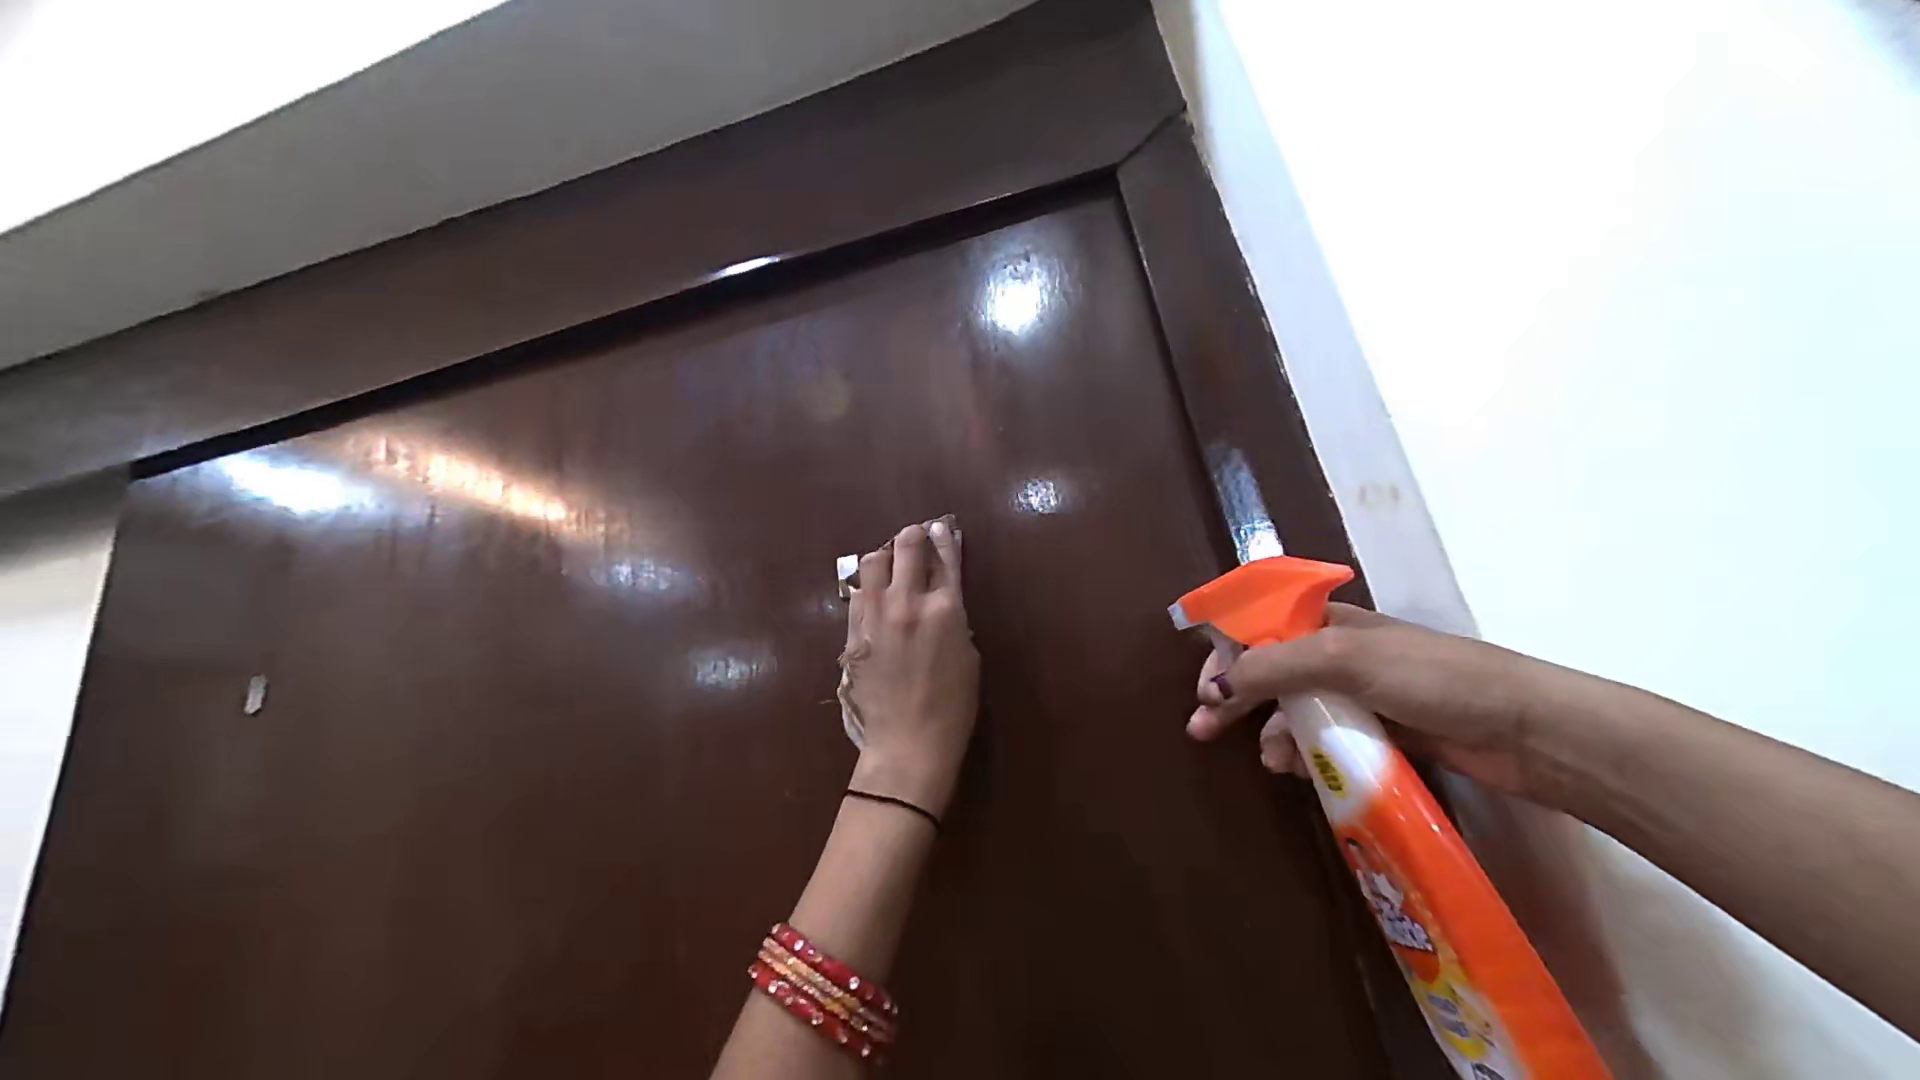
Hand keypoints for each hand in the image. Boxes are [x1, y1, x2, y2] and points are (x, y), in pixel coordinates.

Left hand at [842, 518, 979, 816]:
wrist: (908, 744)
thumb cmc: (952, 707)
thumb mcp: (969, 656)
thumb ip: (954, 619)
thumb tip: (944, 600)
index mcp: (946, 609)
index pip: (946, 558)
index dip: (945, 537)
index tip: (942, 526)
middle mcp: (908, 602)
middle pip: (907, 546)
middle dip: (914, 533)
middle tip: (918, 534)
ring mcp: (876, 616)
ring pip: (873, 561)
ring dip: (886, 553)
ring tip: (892, 559)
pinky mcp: (853, 632)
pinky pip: (857, 593)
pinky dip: (869, 584)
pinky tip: (874, 590)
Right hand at [1185, 603, 1568, 800]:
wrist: (1527, 731)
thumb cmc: (1432, 677)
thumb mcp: (1343, 660)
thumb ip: (1272, 668)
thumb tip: (1215, 689)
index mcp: (1325, 624)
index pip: (1256, 627)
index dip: (1225, 654)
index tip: (1207, 689)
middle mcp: (1334, 654)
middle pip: (1266, 671)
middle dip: (1234, 698)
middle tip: (1203, 729)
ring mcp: (1356, 695)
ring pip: (1292, 711)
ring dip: (1270, 733)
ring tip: (1270, 761)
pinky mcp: (1377, 733)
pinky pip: (1322, 740)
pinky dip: (1304, 753)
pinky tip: (1298, 771)